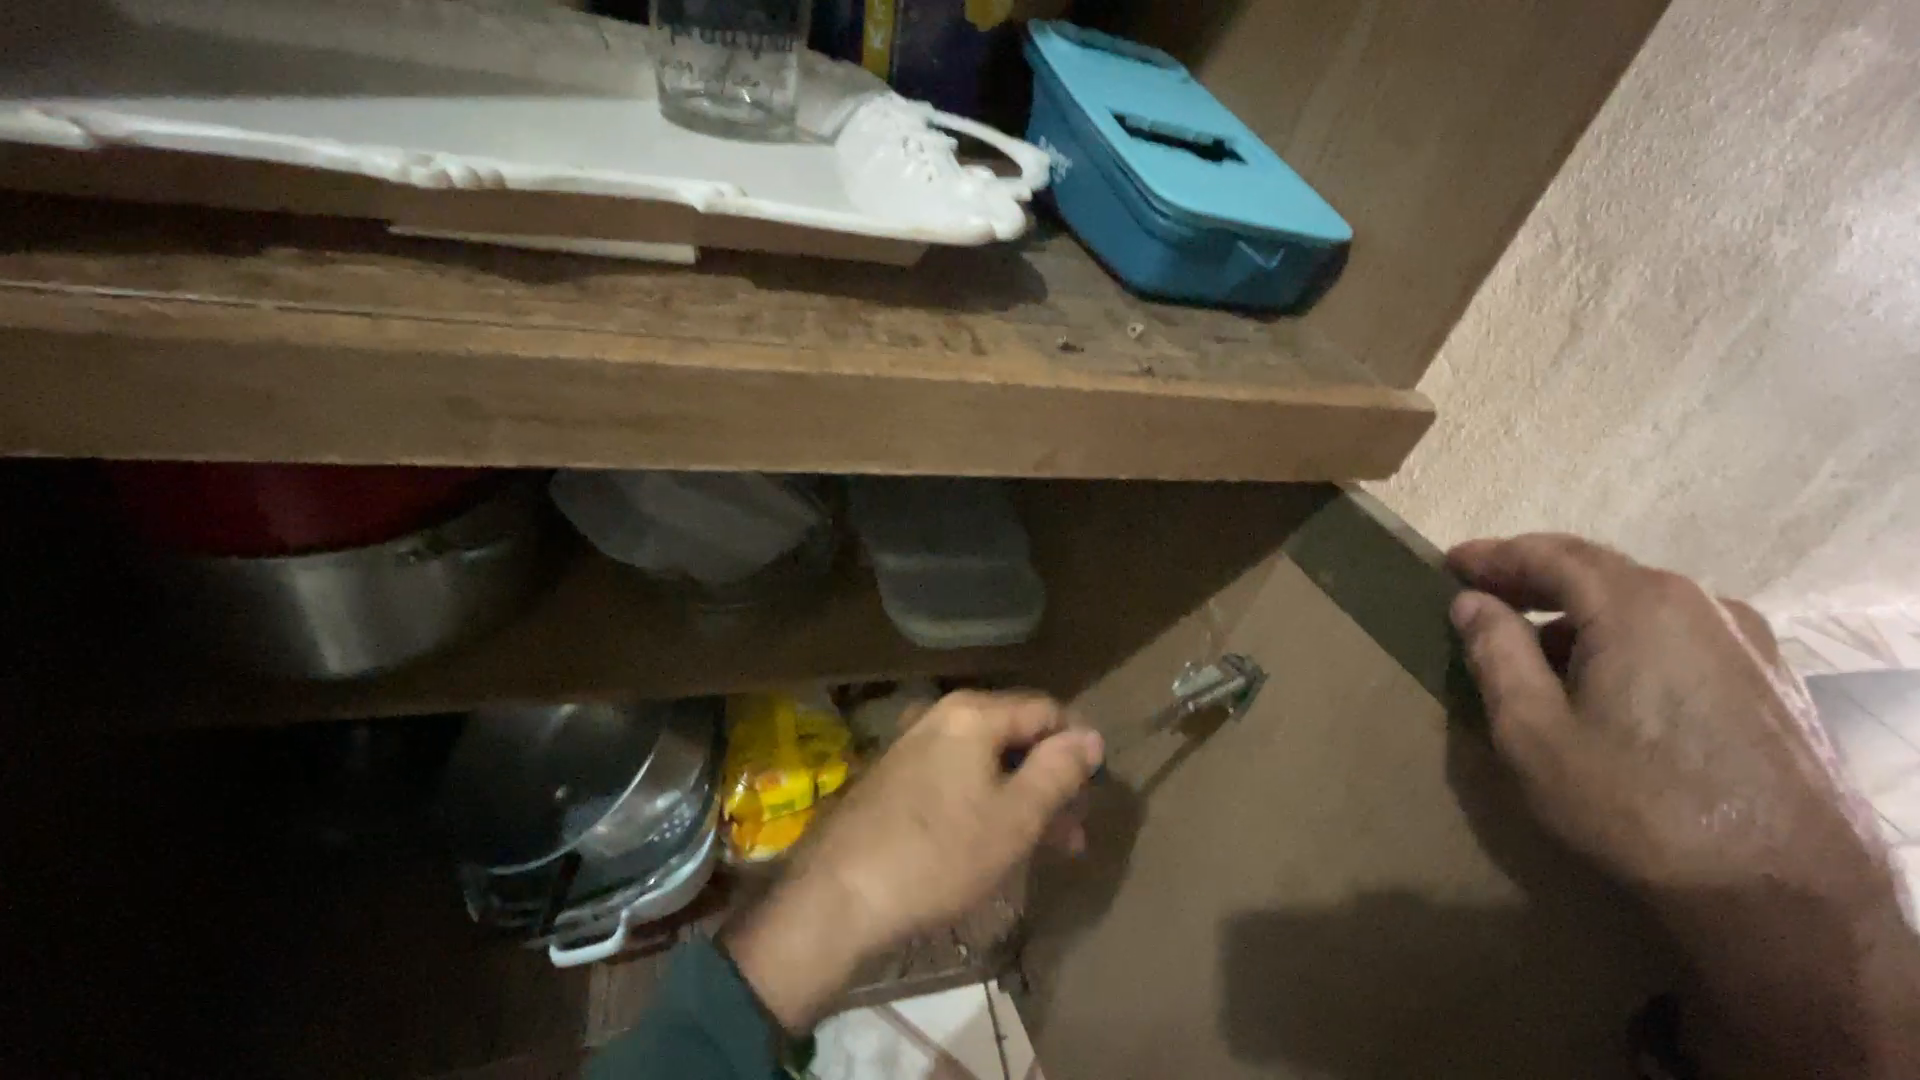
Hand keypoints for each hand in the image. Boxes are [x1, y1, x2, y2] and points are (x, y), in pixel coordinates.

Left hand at [721, 691, 1103, 1030]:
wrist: (839, 896)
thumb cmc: (939, 855)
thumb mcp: (1015, 818)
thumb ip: (1058, 771)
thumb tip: (1090, 735)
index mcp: (973, 713)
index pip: (1047, 710)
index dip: (1076, 748)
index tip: (1091, 795)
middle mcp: (940, 715)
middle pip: (1015, 735)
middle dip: (1049, 780)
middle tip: (1072, 834)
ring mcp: (912, 743)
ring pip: (986, 760)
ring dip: (1020, 796)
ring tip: (1041, 848)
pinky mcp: (894, 775)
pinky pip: (955, 776)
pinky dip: (983, 801)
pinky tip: (990, 843)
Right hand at [1447, 534, 1918, 1076]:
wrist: (1785, 894)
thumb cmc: (1635, 804)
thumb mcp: (1532, 730)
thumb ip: (1496, 653)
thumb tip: (1473, 603)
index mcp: (1638, 605)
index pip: (1550, 554)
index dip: (1492, 555)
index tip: (1448, 565)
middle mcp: (1701, 605)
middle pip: (1599, 570)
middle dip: (1533, 578)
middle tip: (1481, 595)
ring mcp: (1748, 641)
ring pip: (1641, 603)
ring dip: (1579, 612)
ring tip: (1535, 645)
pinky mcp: (1772, 681)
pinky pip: (1678, 634)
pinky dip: (1624, 637)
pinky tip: (1605, 679)